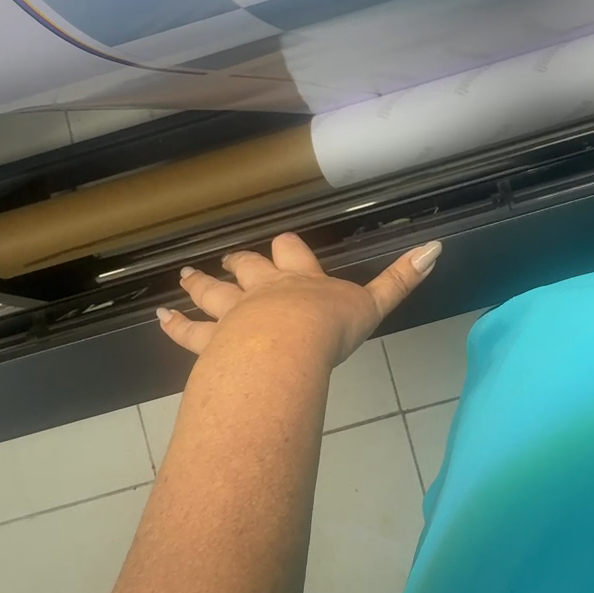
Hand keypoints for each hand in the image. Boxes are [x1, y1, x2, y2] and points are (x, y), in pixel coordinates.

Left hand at [156, 233, 440, 363]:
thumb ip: (401, 278)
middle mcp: (264, 291)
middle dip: (242, 263)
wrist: (285, 349)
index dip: (289, 249)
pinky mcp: (212, 341)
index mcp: (301, 281)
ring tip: (185, 276)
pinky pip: (188, 332)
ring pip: (213, 293)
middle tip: (231, 256)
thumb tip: (434, 247)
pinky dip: (174, 325)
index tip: (284, 243)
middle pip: (250, 268)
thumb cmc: (329, 327)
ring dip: (200, 284)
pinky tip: (159, 318)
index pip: (294, 254)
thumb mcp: (373, 302)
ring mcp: (234, 315)